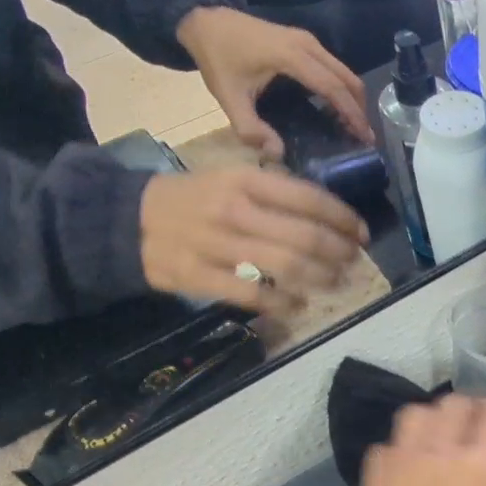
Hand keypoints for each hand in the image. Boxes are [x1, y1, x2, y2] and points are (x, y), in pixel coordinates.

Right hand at [139, 167, 366, 311]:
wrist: (125, 220)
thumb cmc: (192, 200)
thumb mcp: (230, 180)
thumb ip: (275, 193)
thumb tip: (328, 215)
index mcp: (244, 181)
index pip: (308, 198)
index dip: (342, 219)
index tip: (361, 234)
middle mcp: (234, 211)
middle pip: (304, 236)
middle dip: (338, 253)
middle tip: (353, 263)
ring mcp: (216, 245)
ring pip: (286, 266)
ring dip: (320, 278)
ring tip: (335, 284)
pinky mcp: (200, 277)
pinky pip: (253, 294)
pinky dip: (282, 303)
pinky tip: (298, 305)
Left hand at [176, 7, 373, 157]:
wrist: (203, 18)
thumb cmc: (217, 56)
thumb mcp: (228, 96)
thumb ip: (250, 128)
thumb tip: (277, 154)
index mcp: (292, 57)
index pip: (334, 88)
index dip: (352, 115)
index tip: (365, 139)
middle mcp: (307, 45)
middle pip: (348, 79)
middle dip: (360, 110)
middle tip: (364, 138)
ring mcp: (308, 40)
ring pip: (345, 72)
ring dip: (353, 99)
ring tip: (353, 127)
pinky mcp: (305, 40)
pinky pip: (334, 67)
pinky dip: (342, 88)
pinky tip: (337, 108)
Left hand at [361, 396, 485, 485]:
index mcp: (484, 465)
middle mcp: (439, 454)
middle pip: (459, 404)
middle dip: (482, 411)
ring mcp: (401, 468)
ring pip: (416, 415)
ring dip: (438, 421)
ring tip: (449, 439)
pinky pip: (387, 448)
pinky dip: (406, 448)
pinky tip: (417, 466)